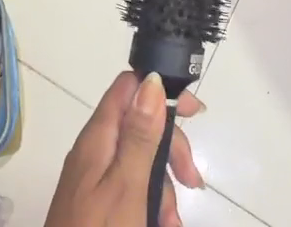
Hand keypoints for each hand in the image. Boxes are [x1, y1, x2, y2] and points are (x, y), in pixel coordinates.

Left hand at [45, 71, 204, 226]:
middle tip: (192, 180)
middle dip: (172, 150)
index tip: (194, 113)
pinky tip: (162, 225)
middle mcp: (96, 150)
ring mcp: (96, 178)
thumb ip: (140, 134)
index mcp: (99, 137)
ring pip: (142, 162)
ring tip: (171, 223)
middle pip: (142, 125)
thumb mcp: (127, 185)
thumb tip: (150, 79)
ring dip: (165, 188)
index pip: (129, 87)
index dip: (162, 90)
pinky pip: (133, 189)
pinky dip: (151, 205)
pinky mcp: (100, 203)